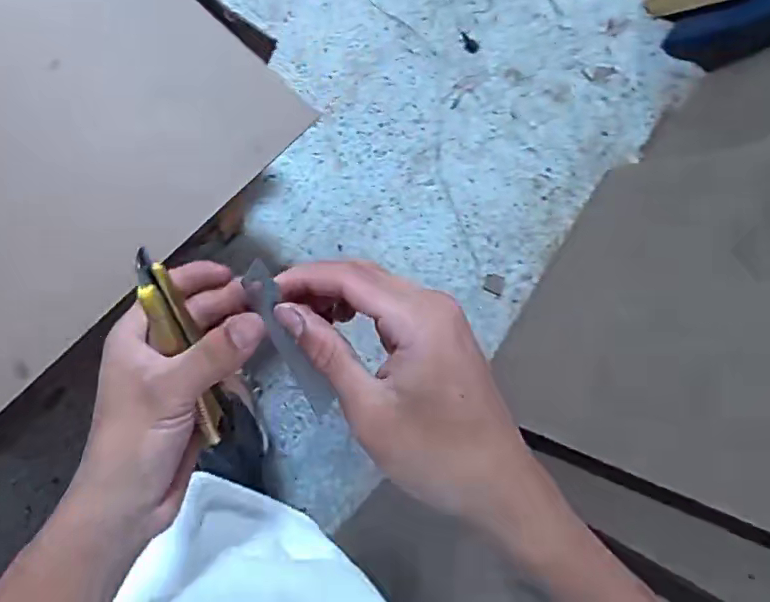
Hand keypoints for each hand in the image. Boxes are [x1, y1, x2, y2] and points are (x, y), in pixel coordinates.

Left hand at [0, 261, 262, 601]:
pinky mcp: (188, 407)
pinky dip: (232, 373)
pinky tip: (253, 364)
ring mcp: (170, 380)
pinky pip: (214, 379)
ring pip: (206, 348)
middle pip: (191, 319)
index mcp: (134, 336)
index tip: (231, 274)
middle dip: (222, 308)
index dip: (195, 279)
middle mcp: (152, 351)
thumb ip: (214, 353)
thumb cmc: (134, 437)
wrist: (125, 506)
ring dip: (231, 339)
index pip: (165, 293)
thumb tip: (254, 320)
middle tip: (262, 300)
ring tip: (266, 327)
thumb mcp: (171, 387)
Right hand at [273, 260, 652, 601]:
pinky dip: (356, 303)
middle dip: (314, 281)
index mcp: (419, 316)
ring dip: (333, 291)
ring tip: (299, 313)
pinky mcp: (441, 330)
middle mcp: (432, 303)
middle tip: (275, 302)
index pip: (347, 276)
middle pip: (360, 273)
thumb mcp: (370, 409)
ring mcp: (440, 315)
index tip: (264, 291)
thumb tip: (286, 311)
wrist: (505, 495)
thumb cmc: (436, 456)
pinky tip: (336, 320)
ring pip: (373, 283)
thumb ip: (326, 351)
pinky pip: (388, 301)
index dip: (302, 278)